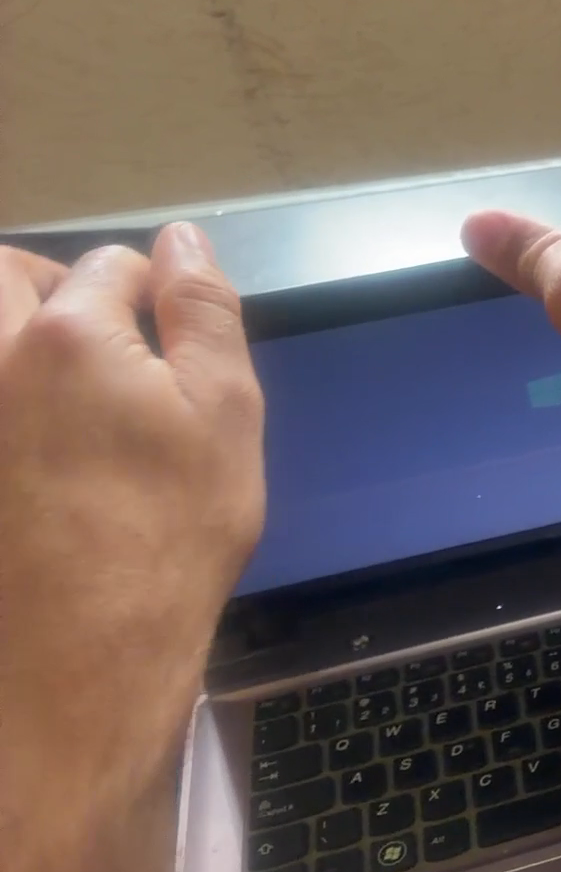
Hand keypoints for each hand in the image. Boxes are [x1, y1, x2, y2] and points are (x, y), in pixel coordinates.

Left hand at [0, 225, 264, 788]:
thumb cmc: (182, 517)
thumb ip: (204, 316)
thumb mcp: (226, 411)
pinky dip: (11, 382)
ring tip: (64, 375)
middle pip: (1, 275)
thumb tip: (185, 240)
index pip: (109, 267)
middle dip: (57, 285)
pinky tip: (38, 423)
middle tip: (111, 340)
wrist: (85, 632)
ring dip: (18, 326)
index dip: (155, 288)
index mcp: (69, 338)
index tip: (180, 335)